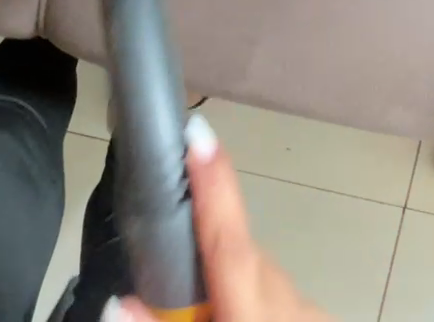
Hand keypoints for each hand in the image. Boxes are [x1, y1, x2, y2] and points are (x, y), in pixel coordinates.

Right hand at [107, 116, 333, 321]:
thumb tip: (116, 302)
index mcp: (255, 313)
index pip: (229, 242)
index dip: (212, 186)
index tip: (198, 132)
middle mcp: (289, 302)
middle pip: (239, 258)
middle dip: (205, 252)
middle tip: (166, 258)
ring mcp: (309, 308)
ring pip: (258, 282)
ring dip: (229, 291)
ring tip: (203, 310)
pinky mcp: (317, 316)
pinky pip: (275, 301)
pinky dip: (253, 307)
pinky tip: (242, 318)